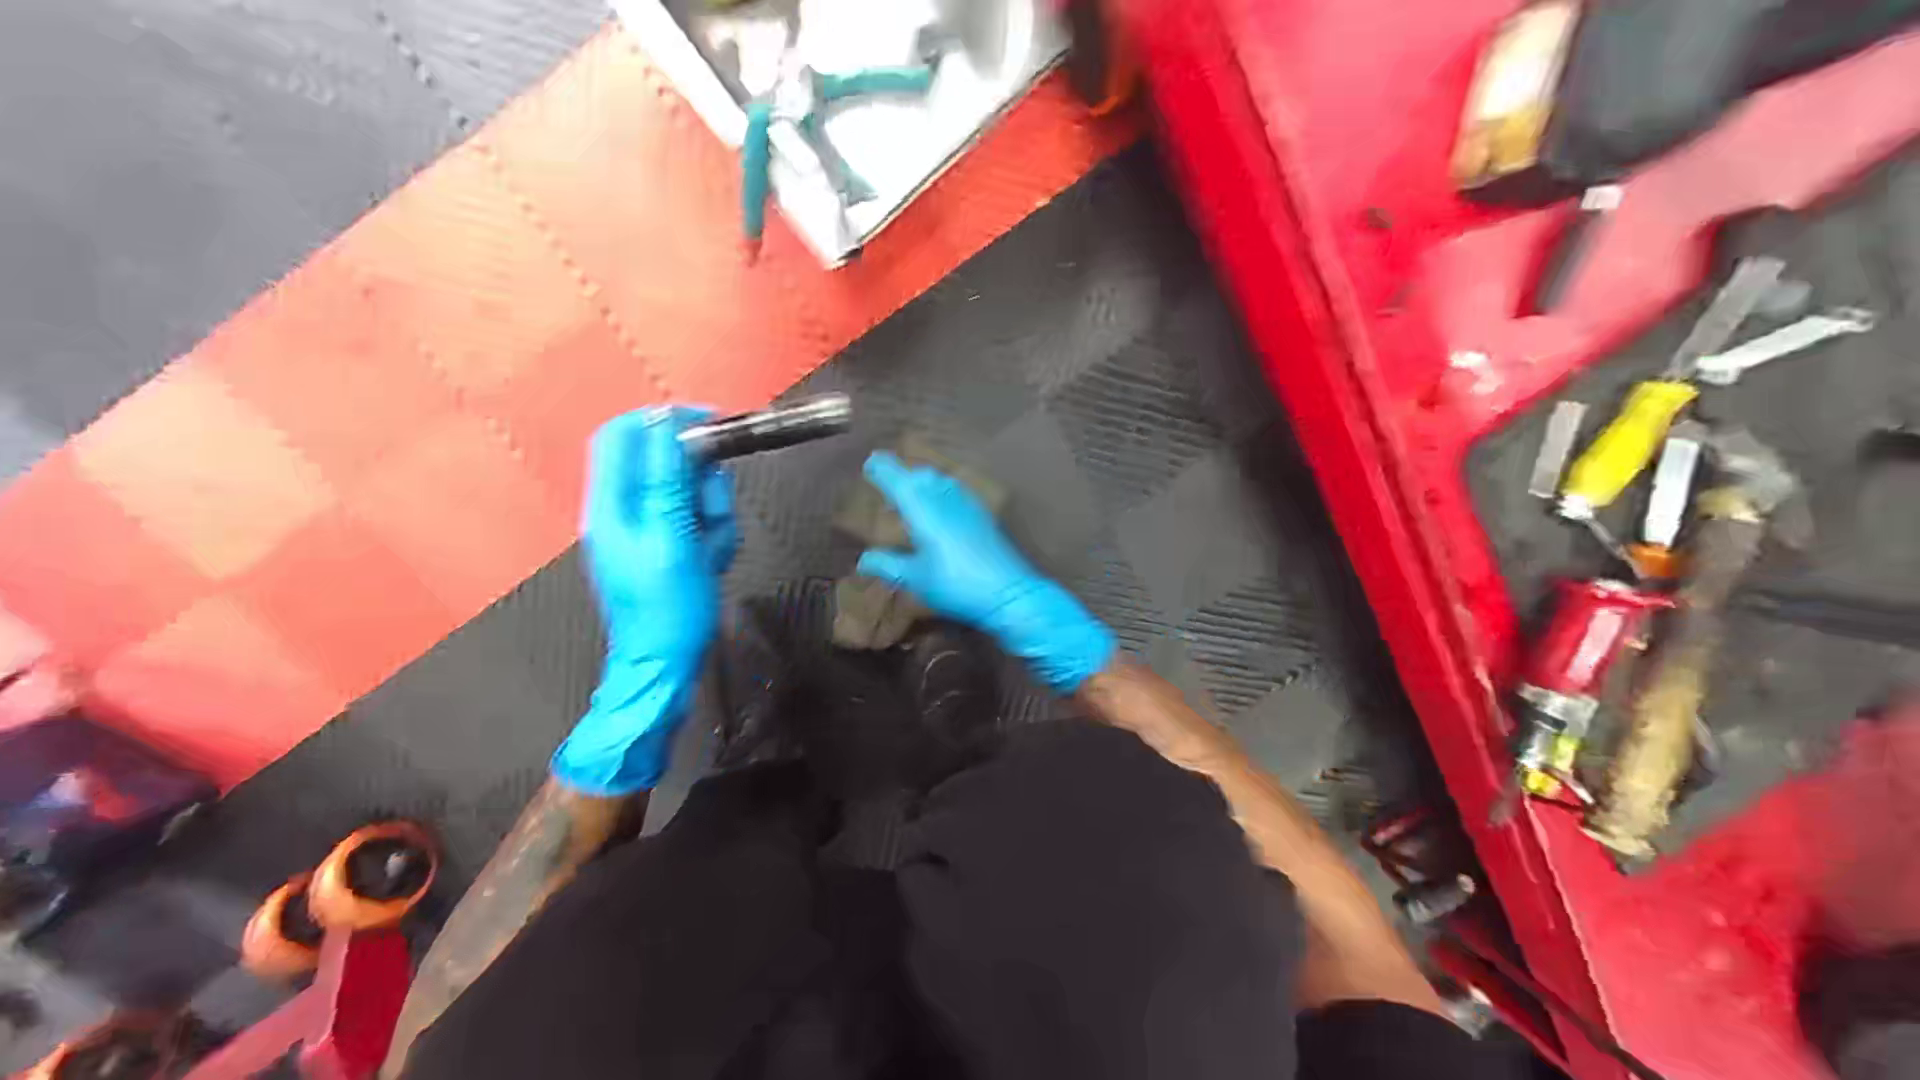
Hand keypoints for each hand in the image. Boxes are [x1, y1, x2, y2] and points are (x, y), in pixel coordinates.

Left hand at [552, 408, 737, 794]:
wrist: (667, 666)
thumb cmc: (668, 610)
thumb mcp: (672, 541)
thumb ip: (669, 480)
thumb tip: (666, 424)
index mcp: (611, 505)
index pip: (624, 435)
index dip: (664, 420)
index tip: (710, 424)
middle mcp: (624, 510)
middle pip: (665, 463)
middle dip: (700, 480)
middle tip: (714, 510)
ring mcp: (647, 528)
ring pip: (689, 491)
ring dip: (713, 511)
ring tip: (714, 546)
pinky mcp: (668, 544)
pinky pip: (698, 519)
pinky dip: (714, 533)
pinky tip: (712, 559)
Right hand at [857, 451, 1113, 692]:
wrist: (1008, 591)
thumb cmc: (954, 584)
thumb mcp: (915, 578)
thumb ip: (887, 564)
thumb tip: (864, 559)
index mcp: (921, 507)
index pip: (897, 477)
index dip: (882, 468)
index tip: (869, 462)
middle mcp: (943, 497)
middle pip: (920, 474)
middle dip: (902, 474)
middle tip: (887, 484)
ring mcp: (967, 503)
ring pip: (940, 481)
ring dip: (922, 483)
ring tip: (910, 500)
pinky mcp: (983, 514)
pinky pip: (955, 492)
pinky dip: (940, 493)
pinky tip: (939, 513)